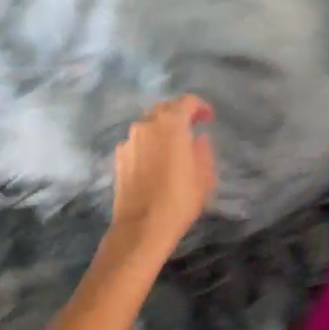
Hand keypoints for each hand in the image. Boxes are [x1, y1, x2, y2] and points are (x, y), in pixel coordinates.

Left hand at [109, 95, 216, 256]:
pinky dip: (149, 143)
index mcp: (171, 124)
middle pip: (164, 109)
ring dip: (162, 129)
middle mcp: (146, 125)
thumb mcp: (204, 176)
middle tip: (192, 127)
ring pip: (148, 125)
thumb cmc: (180, 200)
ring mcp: (129, 140)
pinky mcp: (119, 157)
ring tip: (174, 145)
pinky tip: (156, 160)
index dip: (200, 106)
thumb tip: (199, 139)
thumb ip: (203, 150)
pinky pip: (137, 141)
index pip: (187, 102)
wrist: (142, 227)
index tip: (209, 117)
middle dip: (180, 114)